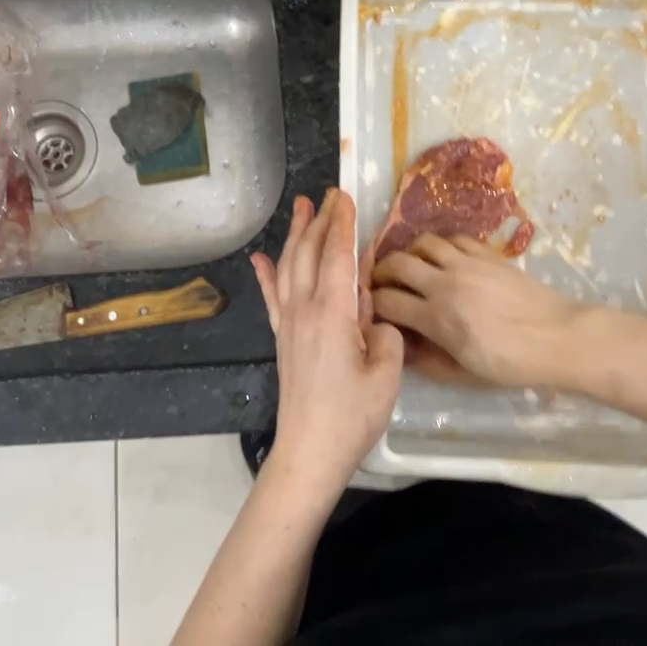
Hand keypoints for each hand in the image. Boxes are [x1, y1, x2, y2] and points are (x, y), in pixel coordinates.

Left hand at [252, 189, 403, 495]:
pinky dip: (266, 273)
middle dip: (318, 221)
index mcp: (331, 312)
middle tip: (327, 195)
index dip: (342, 224)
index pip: (337, 255)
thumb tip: (373, 316)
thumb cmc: (352, 415)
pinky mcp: (282, 338)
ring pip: (288, 267)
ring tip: (300, 209)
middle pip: (308, 253)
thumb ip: (385, 334)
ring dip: (295, 236)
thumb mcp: (386, 373)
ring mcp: (289, 322)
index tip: (346, 197)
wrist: (309, 450)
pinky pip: (271, 296)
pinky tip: (260, 258)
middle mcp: (304, 309)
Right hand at [371, 234, 588, 388]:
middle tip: (382, 282)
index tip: (373, 309)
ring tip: (413, 266)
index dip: (374, 304)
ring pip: (423, 242)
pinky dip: (442, 246)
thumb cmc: (511, 364)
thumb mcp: (465, 374)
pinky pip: (453, 238)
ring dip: (411, 253)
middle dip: (381, 271)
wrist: (559, 339)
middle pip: (397, 262)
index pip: (387, 301)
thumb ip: (428, 361)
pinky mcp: (487, 253)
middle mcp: (445, 283)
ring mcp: (467, 263)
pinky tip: (445, 259)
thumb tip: (402, 348)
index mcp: (437, 318)